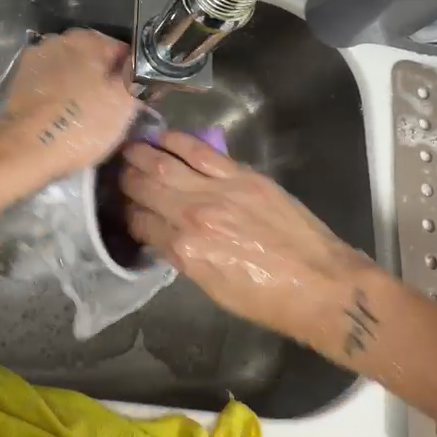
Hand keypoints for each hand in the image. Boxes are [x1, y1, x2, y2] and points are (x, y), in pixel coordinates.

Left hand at [0, 29, 140, 189]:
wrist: (27, 147)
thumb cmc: (81, 123)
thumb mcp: (124, 103)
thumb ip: (136, 76)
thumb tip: (138, 66)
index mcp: (88, 39)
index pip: (121, 50)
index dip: (131, 74)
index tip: (132, 97)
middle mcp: (60, 40)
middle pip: (93, 58)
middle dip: (103, 78)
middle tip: (111, 109)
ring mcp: (37, 58)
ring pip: (70, 69)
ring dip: (79, 85)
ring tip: (86, 115)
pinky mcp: (21, 79)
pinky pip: (50, 82)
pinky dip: (59, 94)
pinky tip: (62, 115)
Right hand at [121, 134, 376, 355]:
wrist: (321, 285)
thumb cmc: (267, 300)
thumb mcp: (213, 288)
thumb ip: (183, 257)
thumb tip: (163, 235)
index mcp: (186, 251)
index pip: (141, 224)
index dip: (126, 214)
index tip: (119, 206)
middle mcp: (194, 216)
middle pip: (147, 188)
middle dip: (126, 179)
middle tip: (115, 172)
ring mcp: (218, 191)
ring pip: (166, 164)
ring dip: (142, 154)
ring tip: (128, 149)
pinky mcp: (242, 175)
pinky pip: (200, 151)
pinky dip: (177, 141)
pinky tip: (162, 137)